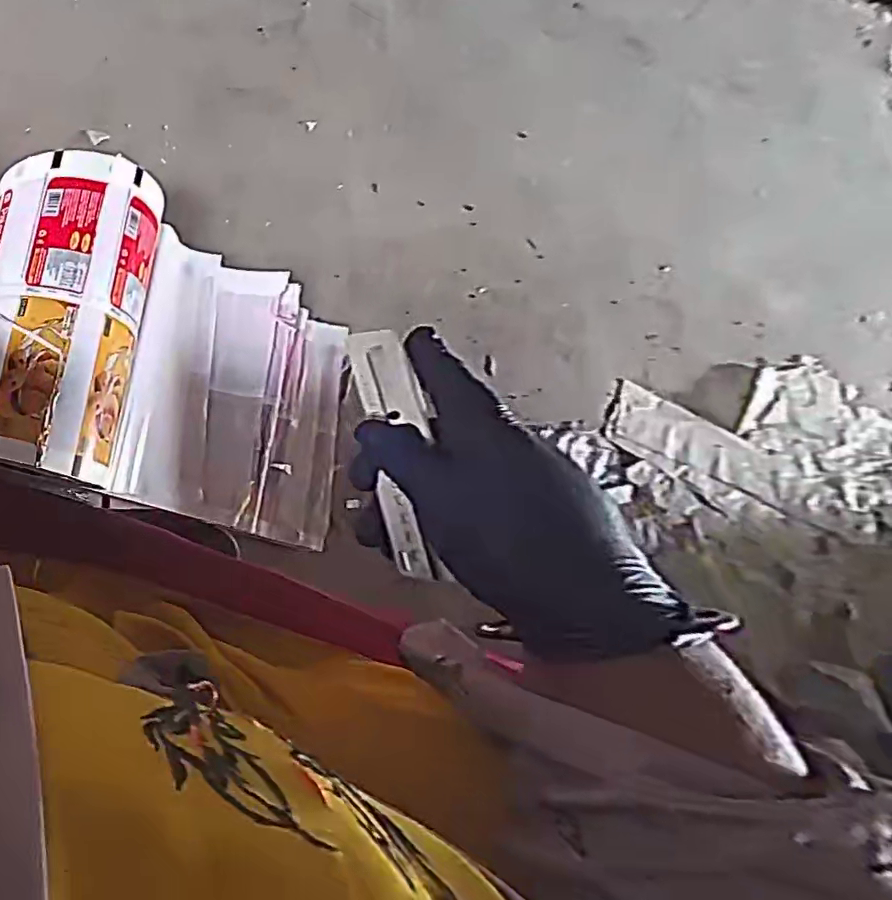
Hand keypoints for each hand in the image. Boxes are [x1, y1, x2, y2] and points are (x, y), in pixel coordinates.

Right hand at [350, 327, 720, 661]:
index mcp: (487, 429)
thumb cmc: (503, 538)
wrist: (592, 612)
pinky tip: (413, 544)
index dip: (426, 359)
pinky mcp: (542, 517)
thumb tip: (371, 426)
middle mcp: (511, 446)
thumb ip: (395, 453)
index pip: (449, 380)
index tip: (415, 337)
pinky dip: (438, 514)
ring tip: (378, 530)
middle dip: (388, 456)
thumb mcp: (431, 491)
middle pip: (436, 434)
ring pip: (449, 473)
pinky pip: (475, 501)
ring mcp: (530, 482)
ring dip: (403, 496)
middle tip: (360, 480)